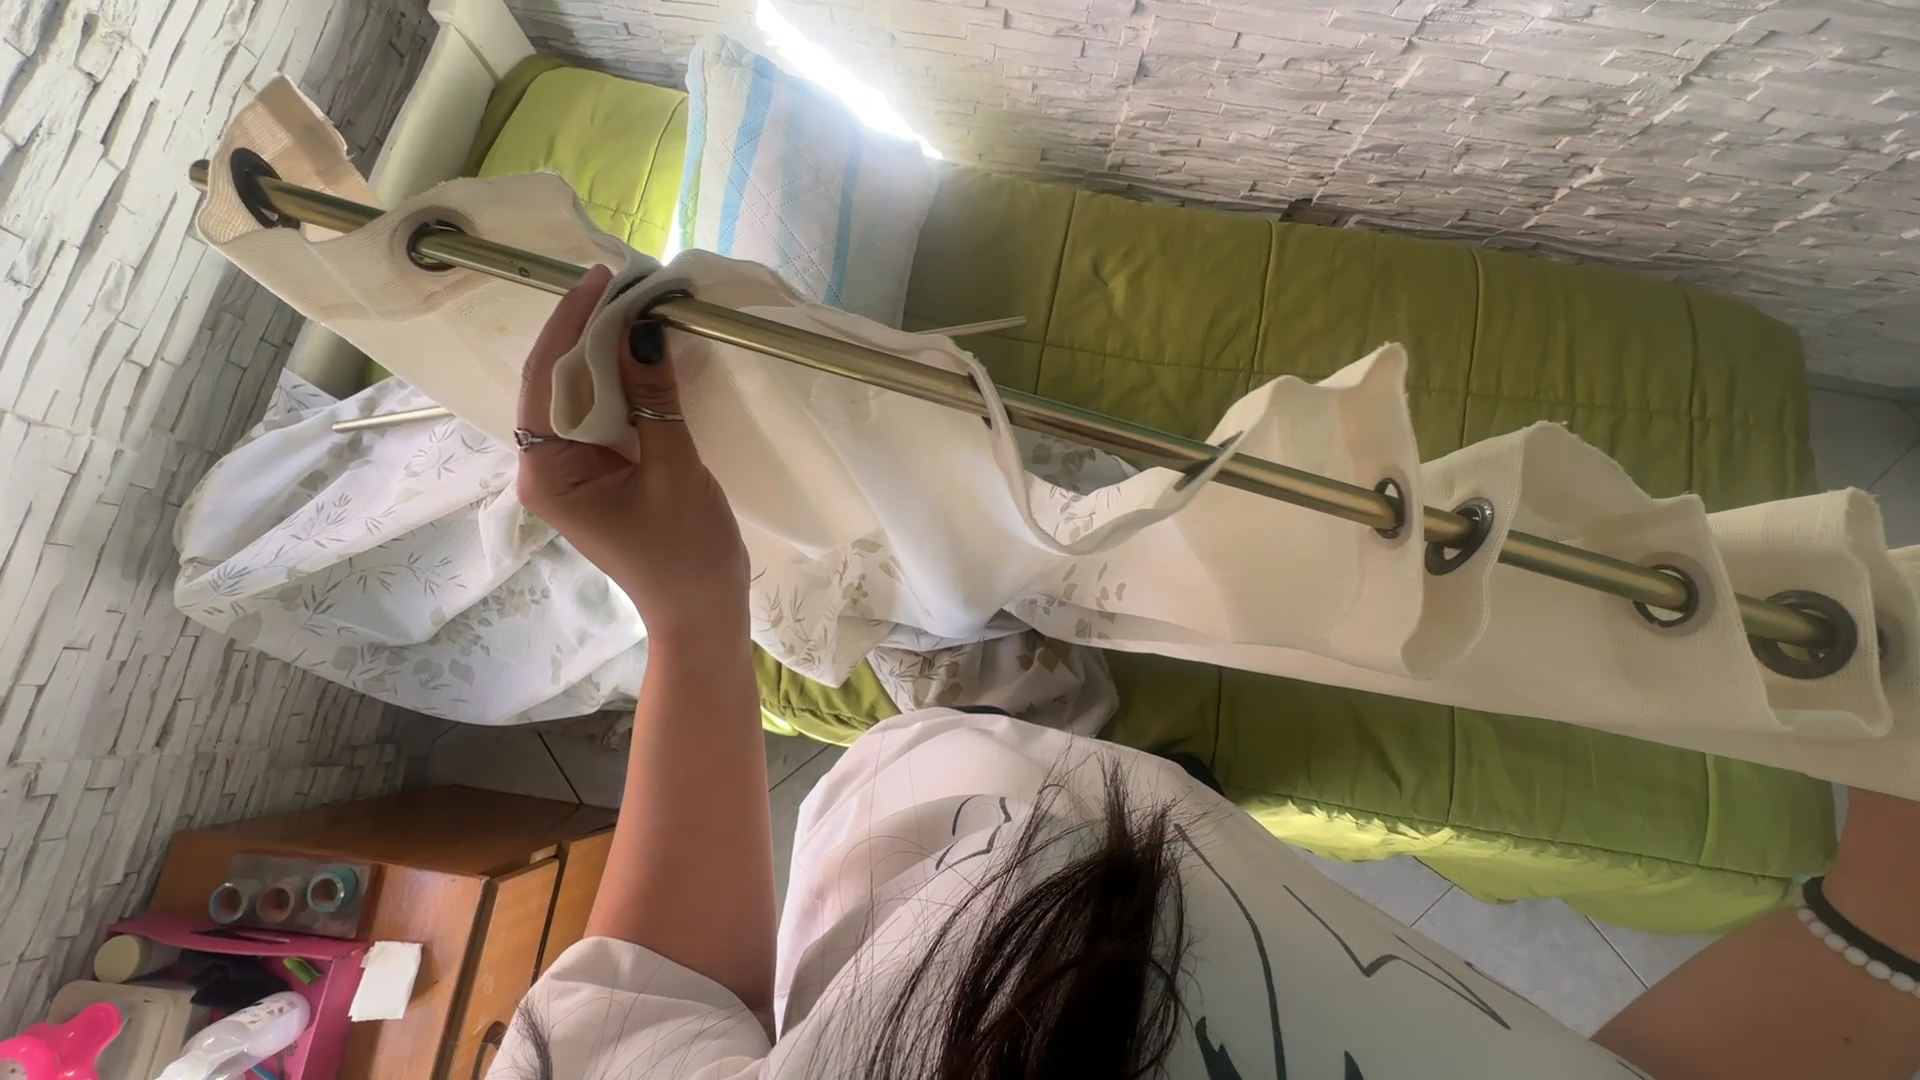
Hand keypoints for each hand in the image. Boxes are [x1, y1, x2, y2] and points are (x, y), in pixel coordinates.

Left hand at [516, 265, 749, 647]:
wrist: (704, 611)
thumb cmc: (687, 555)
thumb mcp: (675, 472)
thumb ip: (655, 401)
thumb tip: (642, 329)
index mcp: (549, 471)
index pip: (548, 380)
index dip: (572, 324)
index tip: (603, 279)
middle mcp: (551, 464)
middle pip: (560, 382)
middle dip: (591, 332)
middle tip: (629, 284)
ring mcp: (579, 468)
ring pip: (585, 395)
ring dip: (611, 354)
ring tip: (640, 306)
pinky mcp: (608, 470)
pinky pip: (610, 414)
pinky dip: (628, 383)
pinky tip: (649, 353)